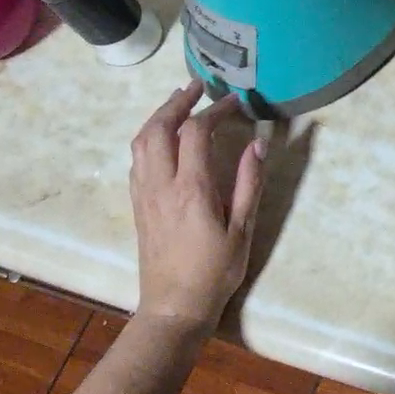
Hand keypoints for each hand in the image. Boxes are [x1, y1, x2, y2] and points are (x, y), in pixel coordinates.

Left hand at [128, 81, 264, 331]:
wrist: (173, 307)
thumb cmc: (215, 270)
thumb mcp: (243, 229)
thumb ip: (249, 183)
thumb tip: (257, 143)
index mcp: (191, 189)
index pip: (196, 132)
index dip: (214, 110)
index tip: (235, 102)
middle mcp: (161, 185)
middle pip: (159, 128)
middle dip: (177, 101)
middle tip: (198, 86)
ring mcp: (144, 194)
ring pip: (141, 141)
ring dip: (158, 116)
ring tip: (178, 102)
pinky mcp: (138, 204)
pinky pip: (137, 159)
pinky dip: (149, 137)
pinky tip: (164, 138)